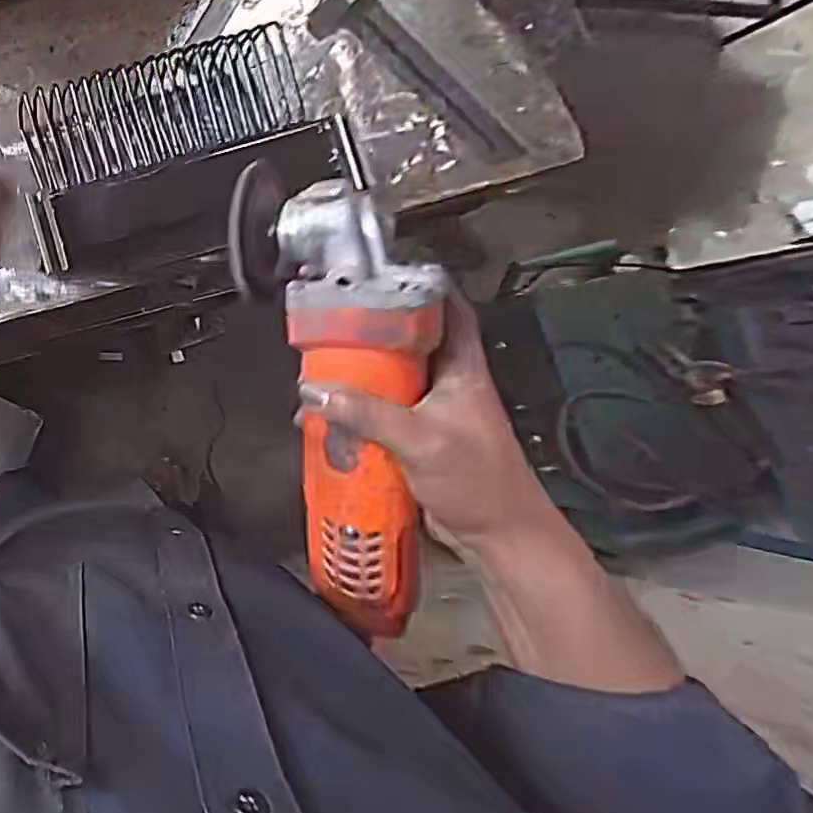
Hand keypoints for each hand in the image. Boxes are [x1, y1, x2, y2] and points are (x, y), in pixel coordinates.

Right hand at [302, 290, 683, 690]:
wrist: (498, 537)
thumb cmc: (479, 482)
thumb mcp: (423, 441)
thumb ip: (369, 415)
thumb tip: (313, 392)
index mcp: (462, 373)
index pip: (450, 315)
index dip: (425, 290)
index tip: (388, 276)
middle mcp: (445, 386)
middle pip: (405, 345)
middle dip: (369, 334)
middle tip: (332, 324)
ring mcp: (428, 413)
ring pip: (385, 380)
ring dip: (353, 376)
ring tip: (317, 368)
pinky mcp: (411, 439)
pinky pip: (373, 413)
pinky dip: (348, 411)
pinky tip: (323, 416)